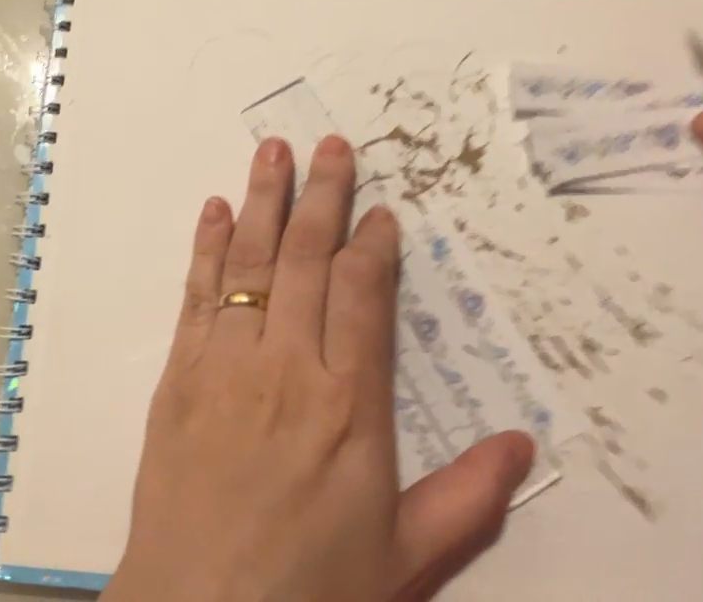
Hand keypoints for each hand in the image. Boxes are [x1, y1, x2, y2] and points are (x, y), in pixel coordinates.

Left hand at [103, 136, 532, 601]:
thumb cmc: (309, 587)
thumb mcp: (405, 557)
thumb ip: (466, 497)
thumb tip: (522, 442)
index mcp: (349, 403)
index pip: (363, 295)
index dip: (373, 244)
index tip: (380, 209)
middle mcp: (288, 365)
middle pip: (307, 259)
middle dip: (322, 196)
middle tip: (331, 144)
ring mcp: (227, 362)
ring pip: (249, 262)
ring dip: (262, 200)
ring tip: (272, 151)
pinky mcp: (179, 373)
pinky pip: (196, 293)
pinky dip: (205, 246)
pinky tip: (213, 210)